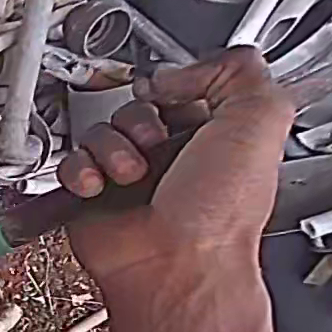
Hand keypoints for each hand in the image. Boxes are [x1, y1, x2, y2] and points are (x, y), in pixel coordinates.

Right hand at [57, 48, 291, 331]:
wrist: (171, 262)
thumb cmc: (219, 212)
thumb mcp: (261, 118)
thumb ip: (236, 70)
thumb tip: (173, 72)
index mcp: (210, 133)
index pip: (176, 87)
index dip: (170, 89)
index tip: (170, 100)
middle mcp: (165, 154)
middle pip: (131, 106)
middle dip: (138, 123)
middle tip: (152, 149)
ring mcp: (122, 175)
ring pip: (97, 133)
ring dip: (110, 150)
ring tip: (128, 176)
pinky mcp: (88, 195)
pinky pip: (69, 164)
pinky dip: (78, 172)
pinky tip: (96, 187)